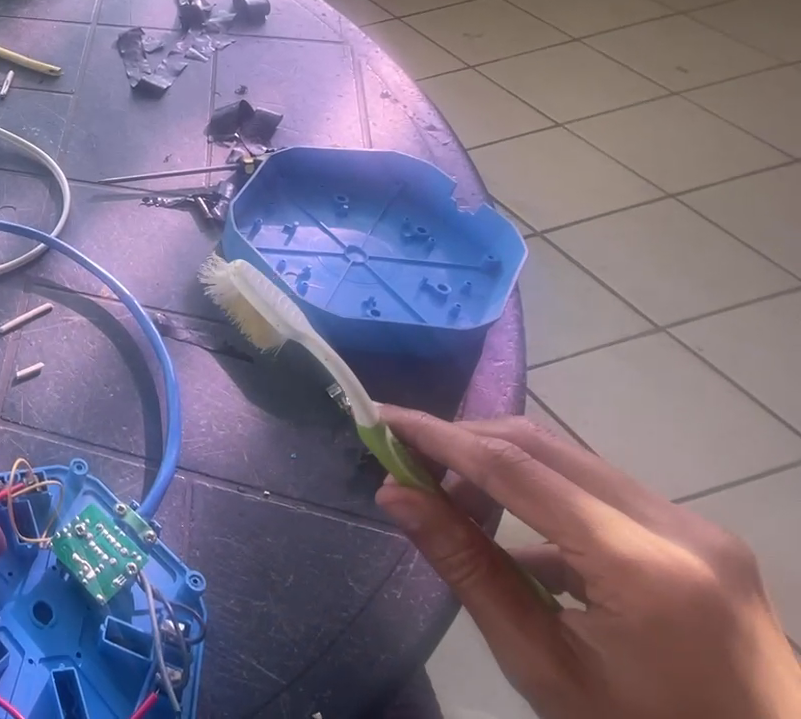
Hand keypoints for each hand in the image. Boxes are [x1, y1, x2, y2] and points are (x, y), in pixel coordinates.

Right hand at [378, 405, 800, 718]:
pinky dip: (540, 492)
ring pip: (572, 462)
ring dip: (498, 464)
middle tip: (400, 455)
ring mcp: (698, 531)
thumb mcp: (542, 662)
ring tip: (444, 493)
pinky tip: (510, 536)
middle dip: (462, 441)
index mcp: (642, 564)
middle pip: (544, 449)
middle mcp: (679, 528)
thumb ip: (468, 569)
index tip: (378, 417)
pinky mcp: (702, 541)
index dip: (437, 436)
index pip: (514, 469)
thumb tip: (394, 494)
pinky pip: (601, 491)